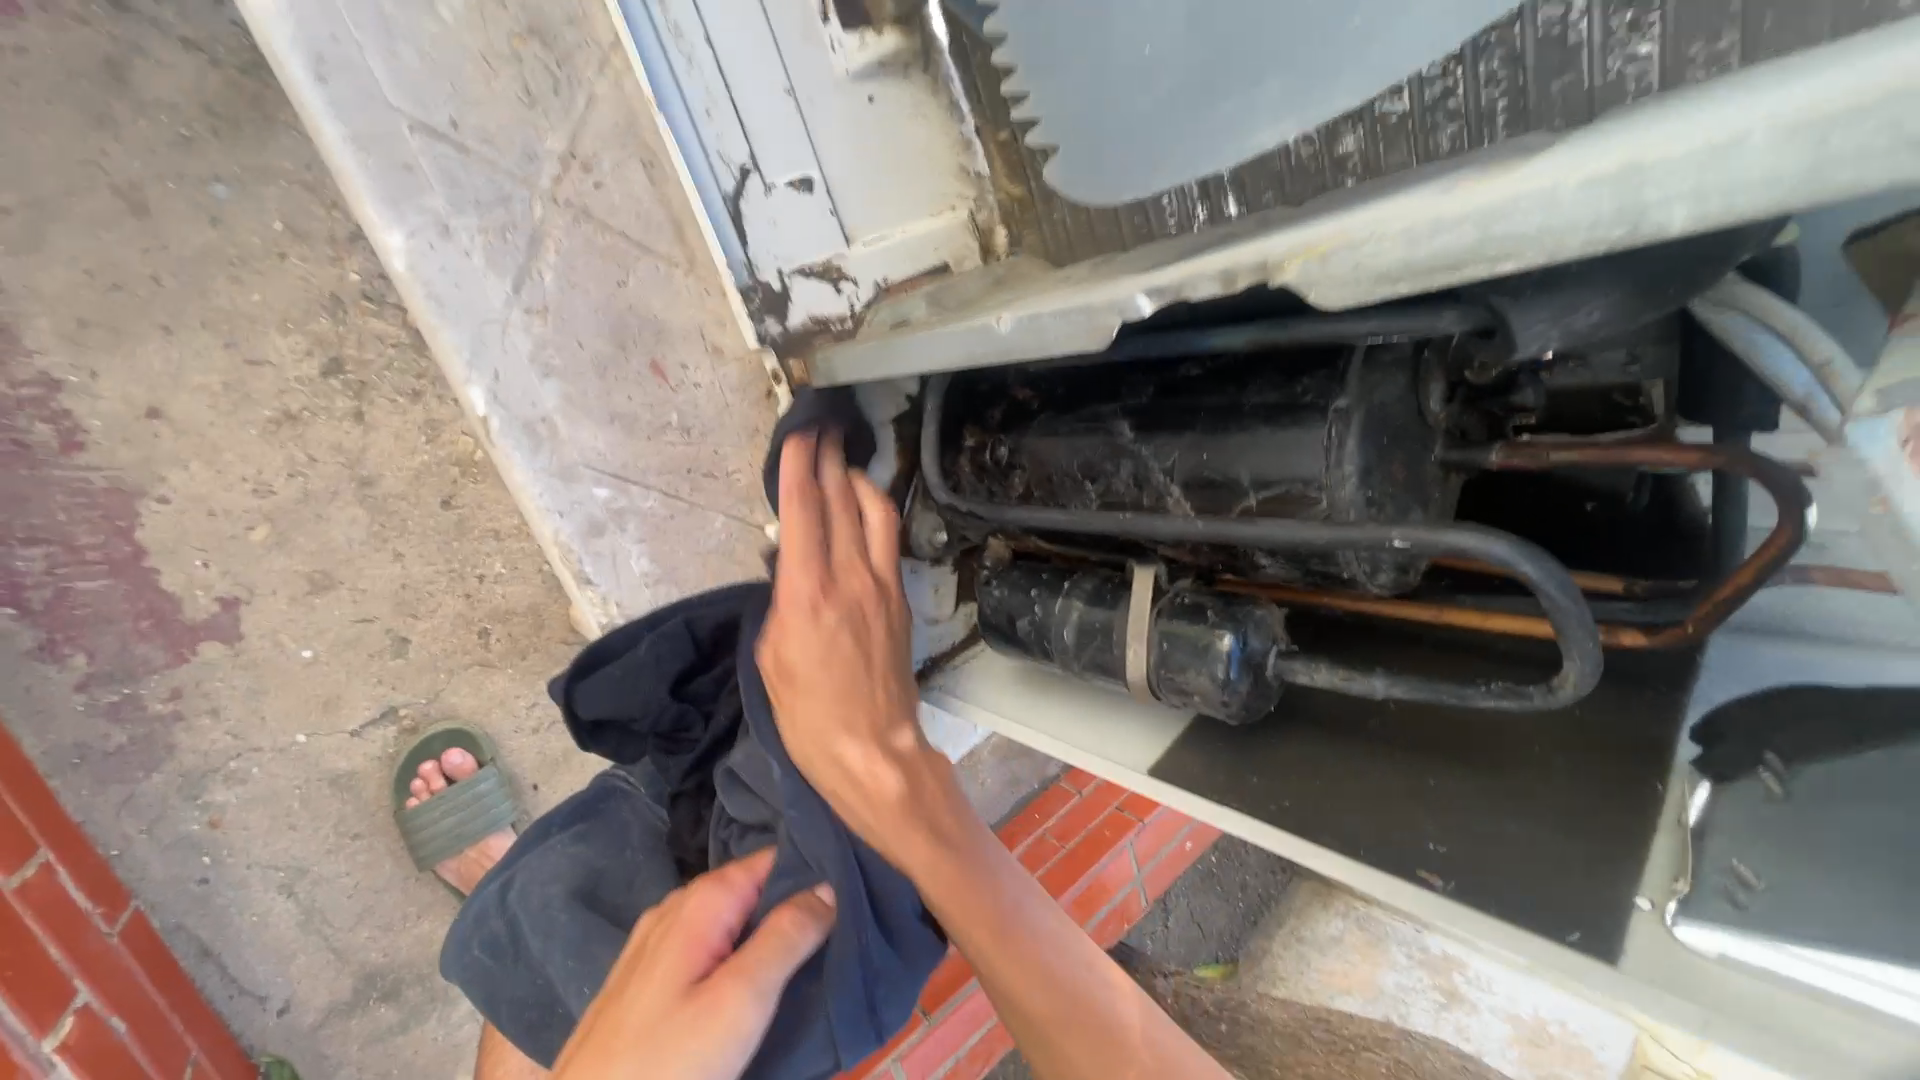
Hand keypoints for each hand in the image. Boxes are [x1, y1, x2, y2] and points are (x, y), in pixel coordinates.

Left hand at [552, 848, 834, 1079]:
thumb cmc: (667, 1061)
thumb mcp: (740, 1000)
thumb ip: (787, 937)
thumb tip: (828, 886)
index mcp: (702, 901)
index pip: (772, 858)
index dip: (812, 869)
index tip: (854, 888)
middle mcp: (678, 908)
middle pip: (752, 889)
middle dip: (793, 903)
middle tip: (843, 928)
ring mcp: (658, 943)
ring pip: (731, 920)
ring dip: (767, 933)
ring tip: (812, 953)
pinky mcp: (648, 979)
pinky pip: (709, 946)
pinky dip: (738, 954)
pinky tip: (757, 981)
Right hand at [757, 430, 951, 866]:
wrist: (872, 748)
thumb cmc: (808, 715)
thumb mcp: (770, 658)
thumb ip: (779, 601)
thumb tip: (789, 564)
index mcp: (808, 592)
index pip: (803, 510)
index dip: (799, 466)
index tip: (799, 434)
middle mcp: (851, 578)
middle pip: (841, 501)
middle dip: (829, 459)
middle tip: (821, 430)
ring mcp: (884, 586)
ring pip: (876, 513)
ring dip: (859, 481)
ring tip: (845, 464)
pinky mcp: (902, 600)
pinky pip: (890, 541)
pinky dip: (875, 514)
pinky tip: (866, 511)